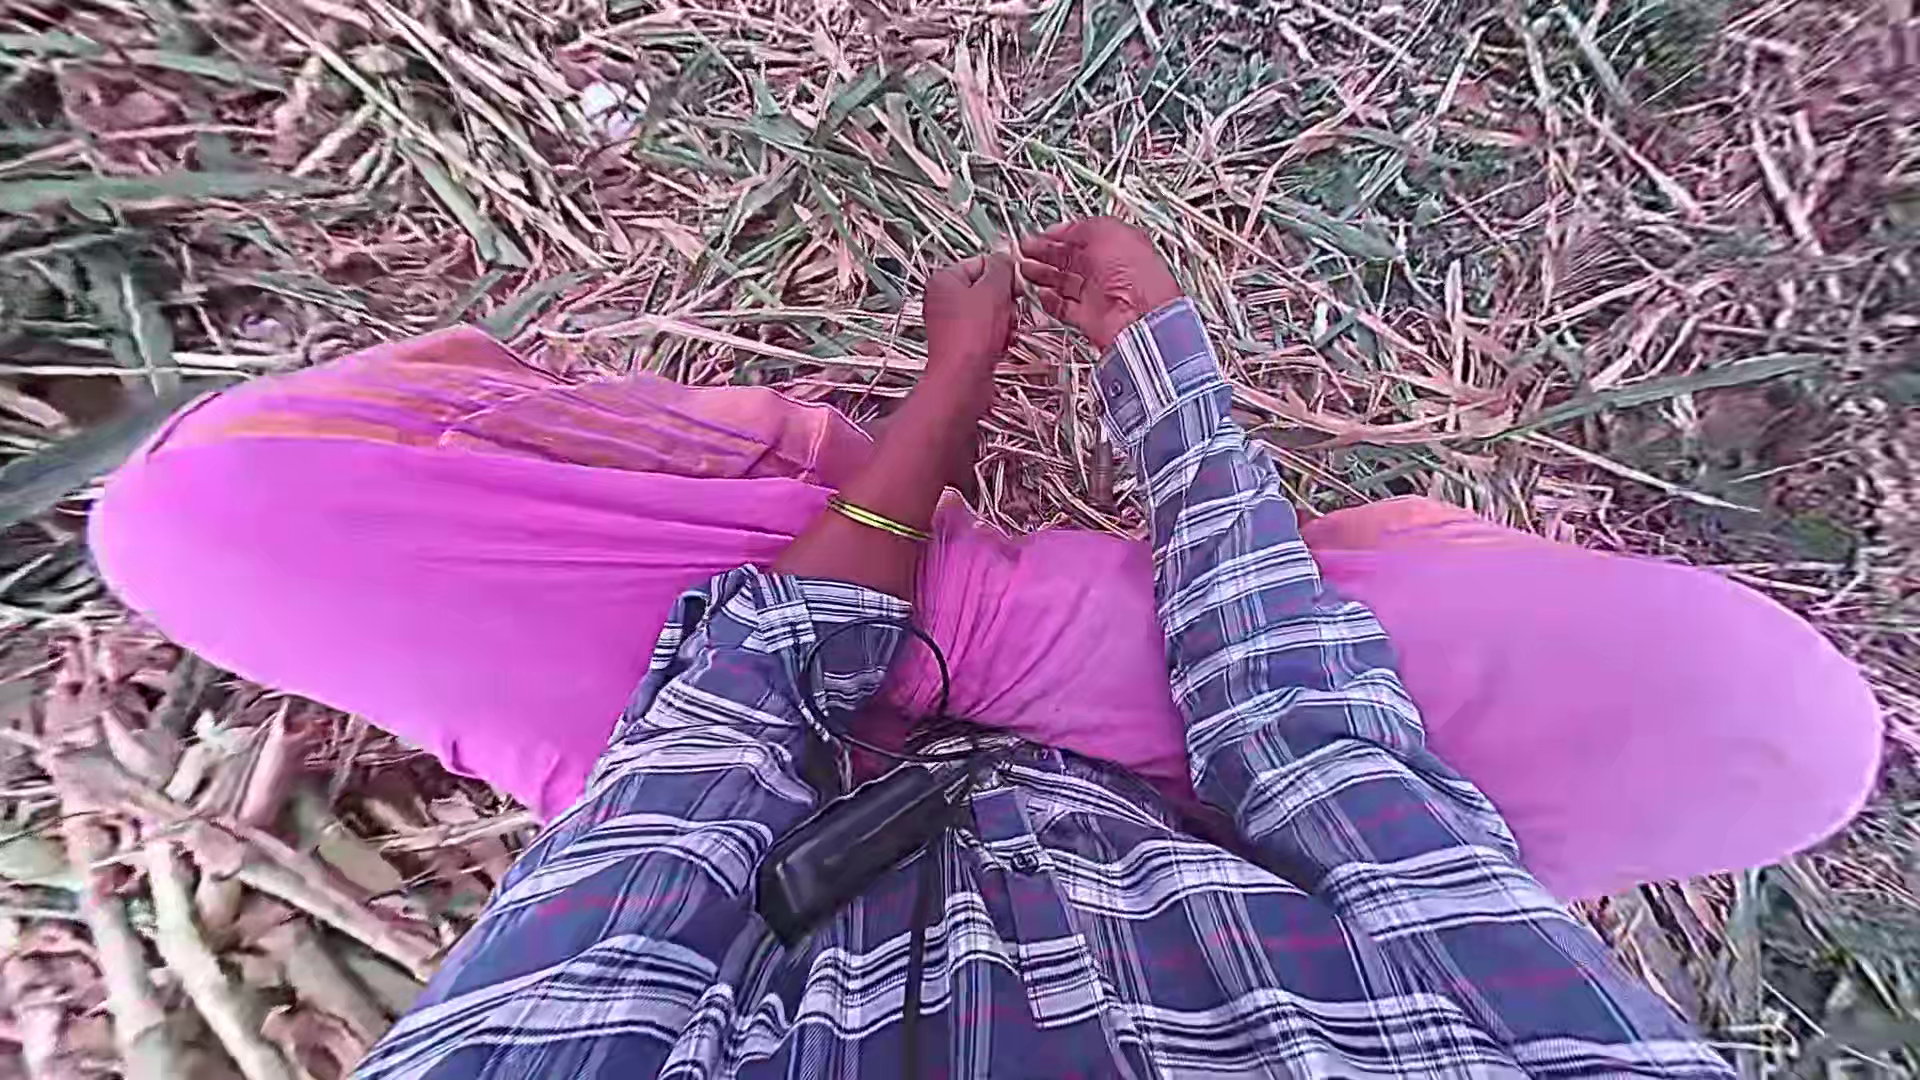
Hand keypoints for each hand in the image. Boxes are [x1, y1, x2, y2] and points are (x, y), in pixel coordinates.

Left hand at [923, 253, 1015, 385]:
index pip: (980, 262)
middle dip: (1005, 300)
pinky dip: (999, 338)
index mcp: (944, 280)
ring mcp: (952, 326)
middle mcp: (944, 302)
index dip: (1003, 272)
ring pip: (990, 314)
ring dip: (1006, 320)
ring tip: (1007, 330)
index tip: (1017, 281)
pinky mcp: (963, 347)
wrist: (963, 381)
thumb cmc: (971, 336)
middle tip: (1012, 309)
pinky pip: (988, 335)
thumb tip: (1005, 258)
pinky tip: (1003, 344)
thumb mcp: (993, 290)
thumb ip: (1002, 268)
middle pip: (986, 290)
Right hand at [1019, 217, 1182, 350]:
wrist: (1138, 317)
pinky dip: (1050, 302)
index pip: (1082, 237)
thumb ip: (1081, 229)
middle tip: (1025, 250)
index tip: (1039, 234)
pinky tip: (1039, 294)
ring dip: (1043, 275)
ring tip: (1024, 269)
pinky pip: (1065, 308)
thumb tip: (1062, 229)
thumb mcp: (1106, 234)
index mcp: (1114, 245)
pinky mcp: (1088, 318)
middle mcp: (1106, 270)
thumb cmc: (1134, 274)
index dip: (1059, 235)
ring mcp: (1096, 295)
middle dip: (1045, 253)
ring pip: (1064, 283)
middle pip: (1069, 259)